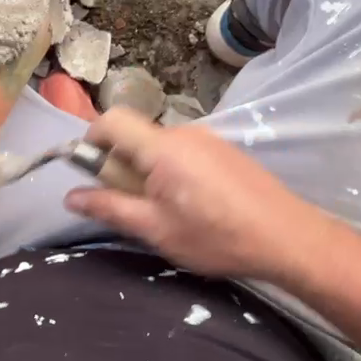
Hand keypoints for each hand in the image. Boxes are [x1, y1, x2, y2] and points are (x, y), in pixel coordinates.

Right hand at [62, 108, 352, 282]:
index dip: (91, 142)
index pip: (110, 120)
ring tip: (168, 212)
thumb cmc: (217, 237)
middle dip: (123, 167)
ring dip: (149, 173)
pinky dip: (173, 172)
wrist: (290, 239)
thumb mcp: (155, 229)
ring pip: (158, 147)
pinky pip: (182, 152)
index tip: (93, 175)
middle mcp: (182, 133)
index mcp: (161, 148)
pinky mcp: (224, 150)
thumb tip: (70, 196)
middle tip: (135, 208)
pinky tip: (195, 206)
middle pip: (134, 137)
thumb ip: (109, 208)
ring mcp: (207, 138)